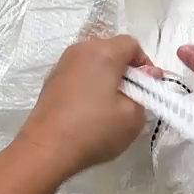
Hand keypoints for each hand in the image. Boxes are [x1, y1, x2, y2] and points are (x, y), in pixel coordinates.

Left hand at [14, 35, 156, 178]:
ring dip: (105, 75)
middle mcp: (81, 49)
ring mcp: (62, 63)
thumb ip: (146, 92)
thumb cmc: (94, 130)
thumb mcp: (132, 117)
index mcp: (103, 52)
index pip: (132, 44)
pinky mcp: (51, 79)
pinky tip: (88, 108)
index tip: (147, 88)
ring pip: (93, 60)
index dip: (144, 64)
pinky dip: (88, 82)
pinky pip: (78, 72)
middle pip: (111, 49)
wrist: (46, 148)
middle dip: (125, 68)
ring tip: (109, 104)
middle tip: (131, 96)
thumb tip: (148, 75)